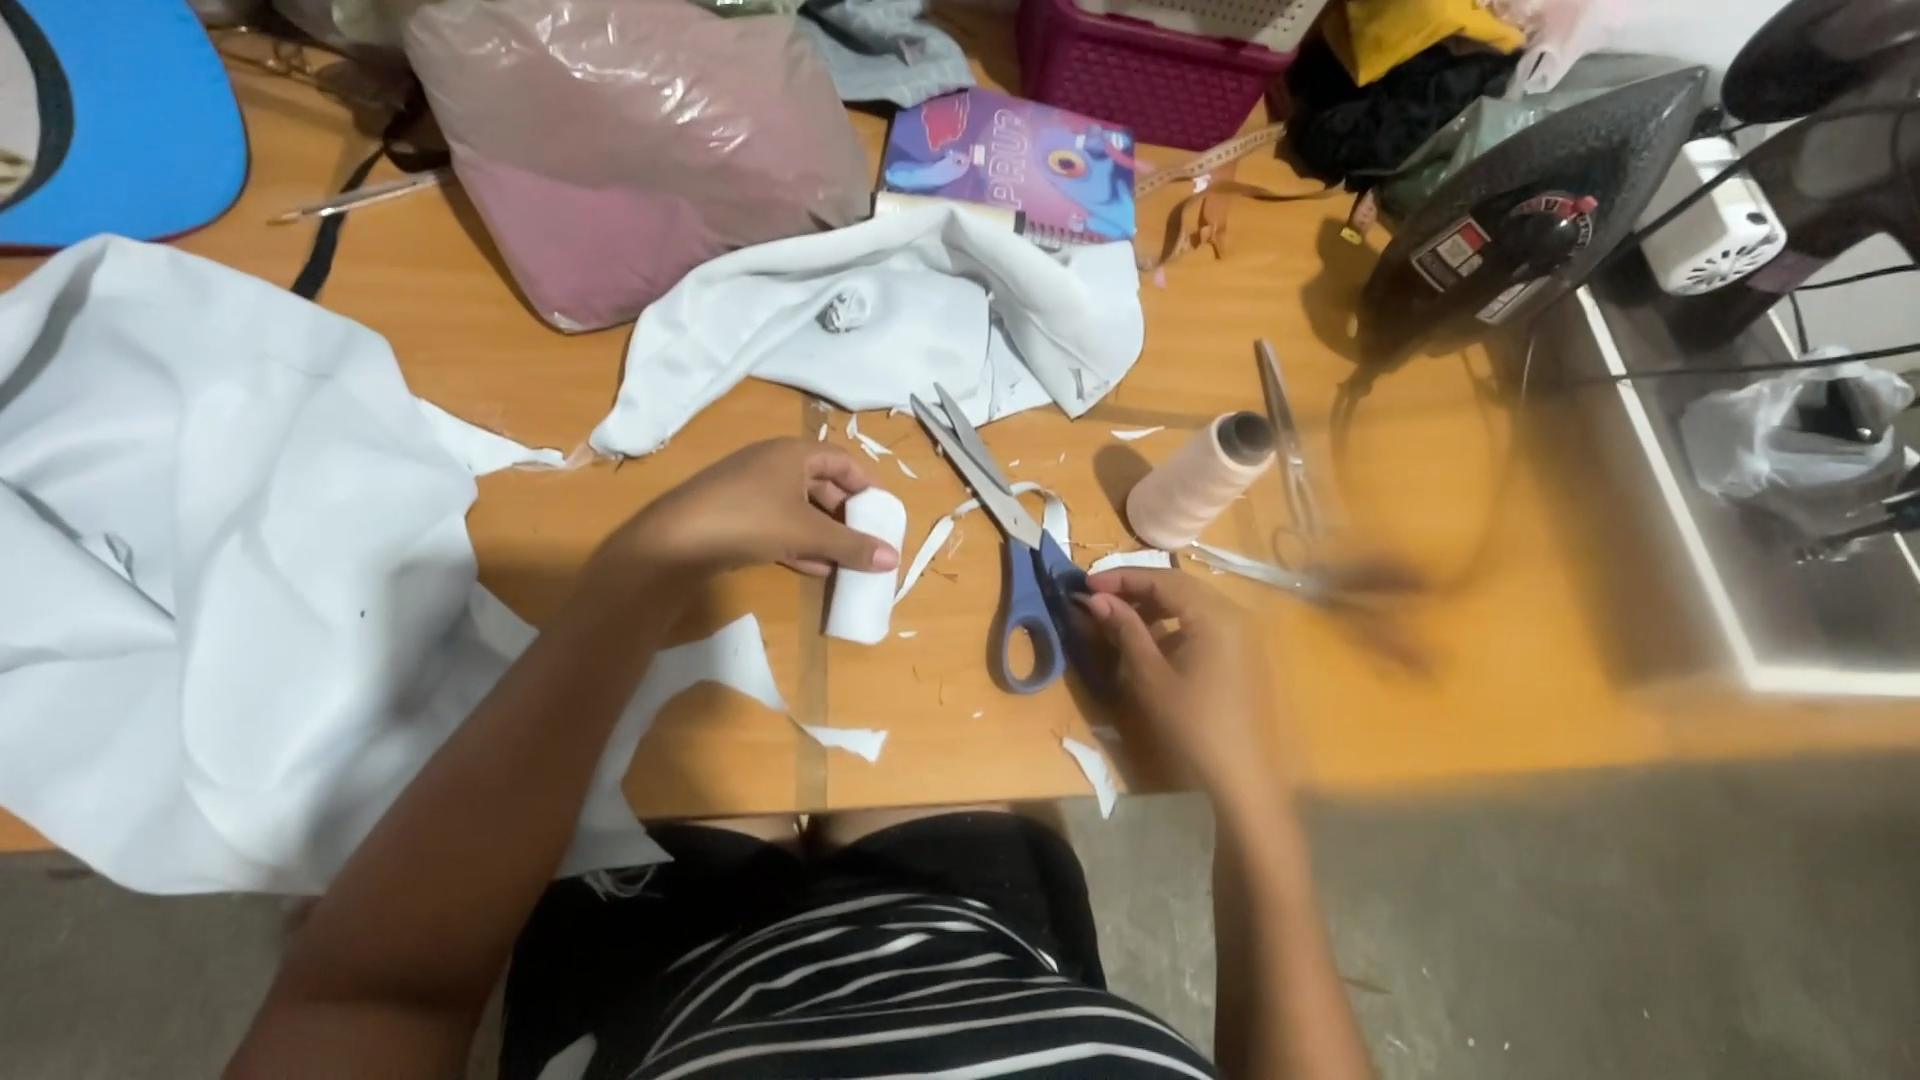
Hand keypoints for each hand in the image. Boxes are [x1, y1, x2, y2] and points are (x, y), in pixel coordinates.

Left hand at [613, 439, 900, 577]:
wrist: (674, 542)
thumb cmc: (750, 520)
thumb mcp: (808, 533)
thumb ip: (852, 546)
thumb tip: (892, 558)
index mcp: (793, 453)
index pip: (842, 460)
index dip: (866, 485)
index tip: (883, 512)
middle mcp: (772, 463)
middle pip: (821, 485)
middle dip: (845, 516)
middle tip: (866, 541)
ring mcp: (749, 489)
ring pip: (799, 509)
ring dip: (824, 534)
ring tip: (846, 561)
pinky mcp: (733, 515)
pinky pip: (777, 525)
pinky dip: (799, 543)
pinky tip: (814, 568)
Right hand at [1080, 568, 1274, 798]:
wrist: (1241, 777)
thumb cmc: (1191, 725)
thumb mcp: (1150, 676)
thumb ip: (1125, 629)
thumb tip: (1096, 598)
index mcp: (1215, 615)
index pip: (1163, 578)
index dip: (1122, 577)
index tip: (1086, 583)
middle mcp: (1235, 614)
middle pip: (1180, 585)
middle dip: (1137, 587)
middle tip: (1098, 596)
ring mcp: (1244, 634)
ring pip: (1193, 602)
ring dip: (1154, 604)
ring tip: (1118, 616)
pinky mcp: (1243, 653)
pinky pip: (1205, 622)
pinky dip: (1174, 621)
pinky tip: (1151, 639)